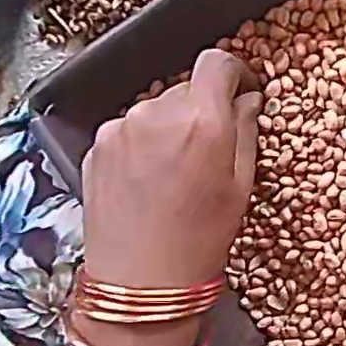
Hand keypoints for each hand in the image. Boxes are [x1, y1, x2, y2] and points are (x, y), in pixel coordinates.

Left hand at [81, 49, 261, 287]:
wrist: (140, 282)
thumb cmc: (201, 239)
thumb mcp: (241, 187)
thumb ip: (246, 131)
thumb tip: (248, 99)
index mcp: (202, 121)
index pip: (217, 62)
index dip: (235, 72)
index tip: (242, 90)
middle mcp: (157, 112)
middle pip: (188, 86)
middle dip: (205, 107)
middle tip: (213, 147)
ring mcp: (121, 126)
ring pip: (159, 106)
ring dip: (174, 124)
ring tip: (179, 169)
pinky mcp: (97, 143)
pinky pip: (132, 127)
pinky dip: (147, 140)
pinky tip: (152, 177)